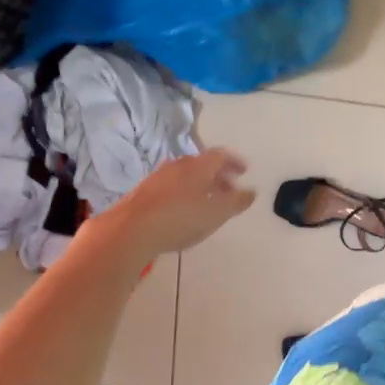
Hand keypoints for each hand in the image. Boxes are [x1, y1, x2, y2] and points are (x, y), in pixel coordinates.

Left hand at [110, 149, 255, 258]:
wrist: (133, 229)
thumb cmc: (181, 218)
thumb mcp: (217, 213)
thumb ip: (236, 201)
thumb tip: (251, 191)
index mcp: (198, 166)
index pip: (221, 155)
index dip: (234, 162)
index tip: (244, 171)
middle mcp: (178, 165)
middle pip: (203, 164)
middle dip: (219, 175)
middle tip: (230, 189)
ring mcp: (159, 177)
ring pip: (187, 175)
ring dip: (202, 185)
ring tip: (209, 201)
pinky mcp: (146, 191)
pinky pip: (173, 186)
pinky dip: (186, 192)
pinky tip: (186, 209)